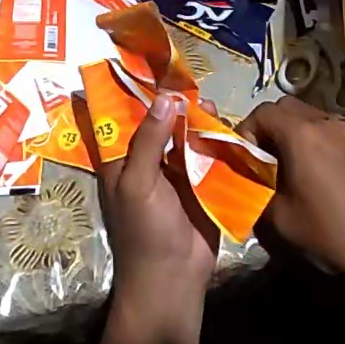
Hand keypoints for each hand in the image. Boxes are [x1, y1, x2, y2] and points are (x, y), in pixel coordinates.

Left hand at [95, 92, 217, 318]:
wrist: (174, 280)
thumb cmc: (144, 233)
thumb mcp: (138, 184)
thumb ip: (149, 141)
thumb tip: (164, 97)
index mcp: (122, 160)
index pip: (120, 118)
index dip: (128, 92)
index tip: (142, 63)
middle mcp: (148, 161)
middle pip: (157, 121)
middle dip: (170, 101)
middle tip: (185, 75)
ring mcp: (175, 171)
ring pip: (184, 134)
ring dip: (195, 118)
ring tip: (208, 101)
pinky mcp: (200, 182)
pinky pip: (207, 152)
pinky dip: (215, 138)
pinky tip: (225, 124)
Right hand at [237, 96, 344, 295]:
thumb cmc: (331, 230)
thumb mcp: (282, 219)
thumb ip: (255, 192)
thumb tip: (243, 181)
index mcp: (302, 134)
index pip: (263, 112)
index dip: (247, 130)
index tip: (243, 157)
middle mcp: (324, 122)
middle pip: (286, 106)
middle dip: (268, 127)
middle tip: (262, 160)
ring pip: (308, 115)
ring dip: (291, 132)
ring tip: (287, 168)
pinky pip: (327, 129)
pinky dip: (312, 139)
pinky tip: (314, 173)